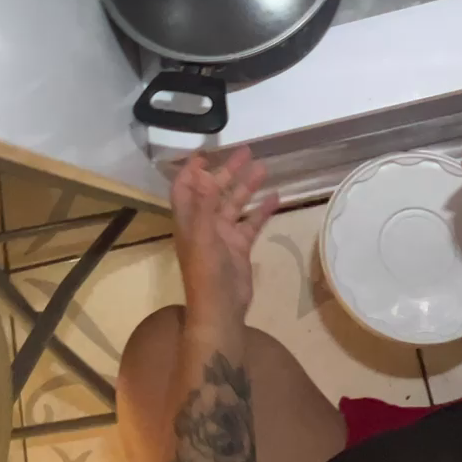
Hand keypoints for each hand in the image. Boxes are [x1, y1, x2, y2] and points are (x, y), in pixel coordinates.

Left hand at [170, 148, 279, 325]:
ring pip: (236, 204)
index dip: (191, 170)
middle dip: (228, 171)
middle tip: (246, 152)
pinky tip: (276, 197)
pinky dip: (262, 211)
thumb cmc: (206, 273)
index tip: (204, 152)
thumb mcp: (203, 236)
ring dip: (247, 186)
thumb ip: (204, 204)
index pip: (185, 188)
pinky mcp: (240, 247)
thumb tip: (204, 173)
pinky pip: (252, 223)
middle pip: (214, 191)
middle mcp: (205, 224)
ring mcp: (223, 235)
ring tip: (264, 167)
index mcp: (189, 220)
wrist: (221, 310)